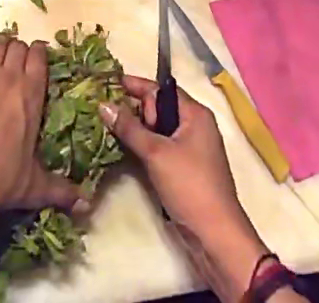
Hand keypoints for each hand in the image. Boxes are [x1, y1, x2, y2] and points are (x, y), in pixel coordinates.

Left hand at [0, 31, 86, 223]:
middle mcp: (10, 79)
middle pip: (17, 48)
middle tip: (18, 55)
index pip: (39, 59)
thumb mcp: (37, 185)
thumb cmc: (5, 180)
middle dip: (19, 48)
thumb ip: (62, 190)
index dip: (39, 52)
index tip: (38, 53)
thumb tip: (87, 205)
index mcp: (33, 95)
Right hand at [100, 74, 269, 301]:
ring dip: (136, 128)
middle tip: (107, 111)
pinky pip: (160, 146)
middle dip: (134, 108)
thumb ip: (129, 127)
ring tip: (108, 126)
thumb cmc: (190, 186)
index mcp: (195, 114)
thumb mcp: (156, 153)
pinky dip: (143, 145)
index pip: (161, 88)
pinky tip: (124, 148)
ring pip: (158, 128)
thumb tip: (103, 104)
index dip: (136, 85)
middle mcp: (194, 125)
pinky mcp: (184, 168)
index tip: (108, 82)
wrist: (215, 237)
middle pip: (159, 107)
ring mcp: (190, 148)